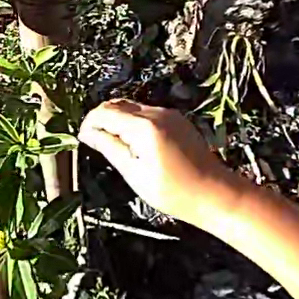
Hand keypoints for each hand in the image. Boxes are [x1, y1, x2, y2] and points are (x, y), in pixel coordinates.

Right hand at [78, 100, 243, 227]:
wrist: (215, 193)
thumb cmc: (173, 191)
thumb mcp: (134, 173)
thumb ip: (109, 147)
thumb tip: (87, 133)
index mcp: (144, 126)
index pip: (105, 112)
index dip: (89, 123)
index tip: (82, 138)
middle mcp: (157, 113)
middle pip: (118, 104)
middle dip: (101, 119)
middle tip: (94, 141)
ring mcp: (169, 114)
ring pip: (132, 107)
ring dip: (117, 120)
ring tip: (114, 146)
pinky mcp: (176, 120)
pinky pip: (146, 113)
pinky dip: (133, 123)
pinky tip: (134, 145)